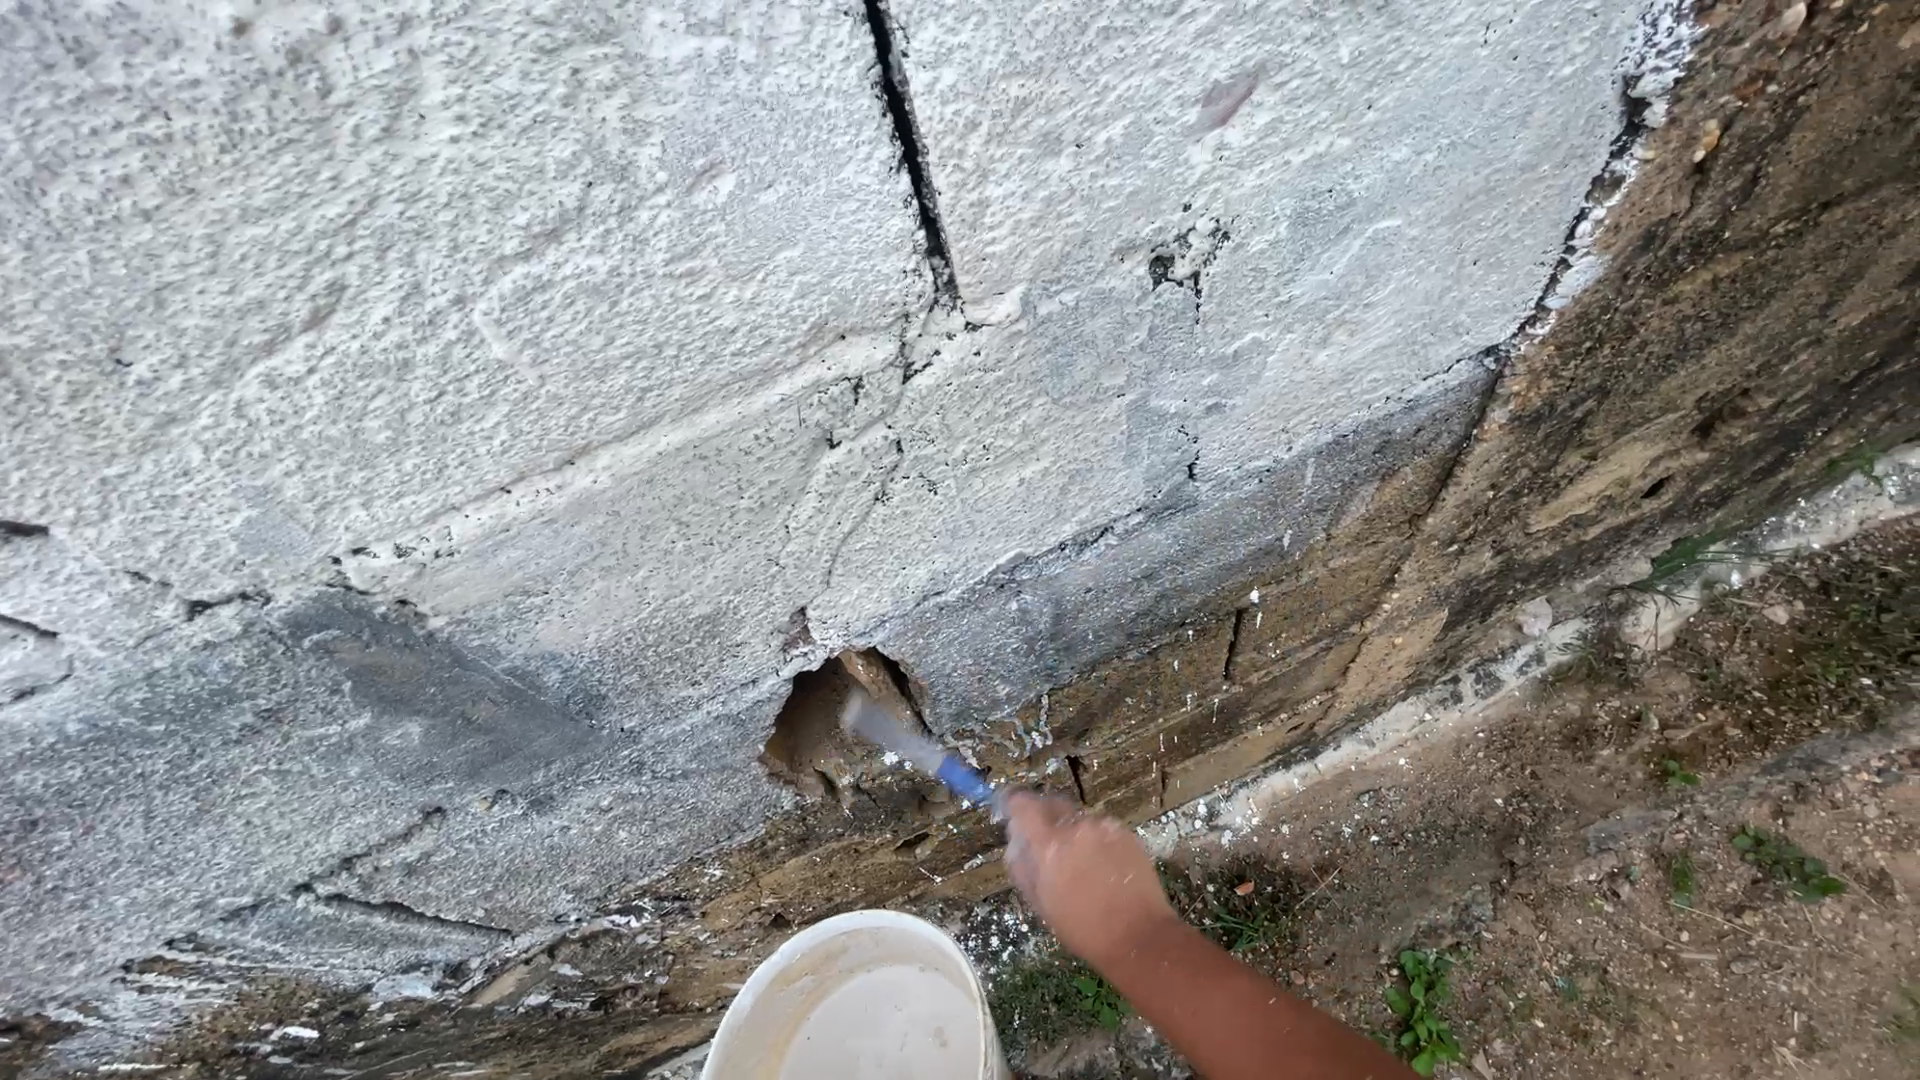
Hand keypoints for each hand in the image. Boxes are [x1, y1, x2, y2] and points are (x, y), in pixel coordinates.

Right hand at [1001, 790, 1180, 966]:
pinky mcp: (1124, 832)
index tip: (1011, 809)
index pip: (1023, 805)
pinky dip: (1093, 836)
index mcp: (1049, 845)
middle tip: (1043, 837)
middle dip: (1042, 814)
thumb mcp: (1041, 903)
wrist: (1138, 934)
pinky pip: (1099, 826)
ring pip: (1076, 816)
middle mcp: (1075, 827)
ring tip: (1077, 858)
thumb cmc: (1082, 928)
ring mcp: (1102, 826)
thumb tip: (1015, 843)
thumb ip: (1023, 866)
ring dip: (1069, 827)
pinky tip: (1101, 862)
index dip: (1014, 803)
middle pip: (1050, 803)